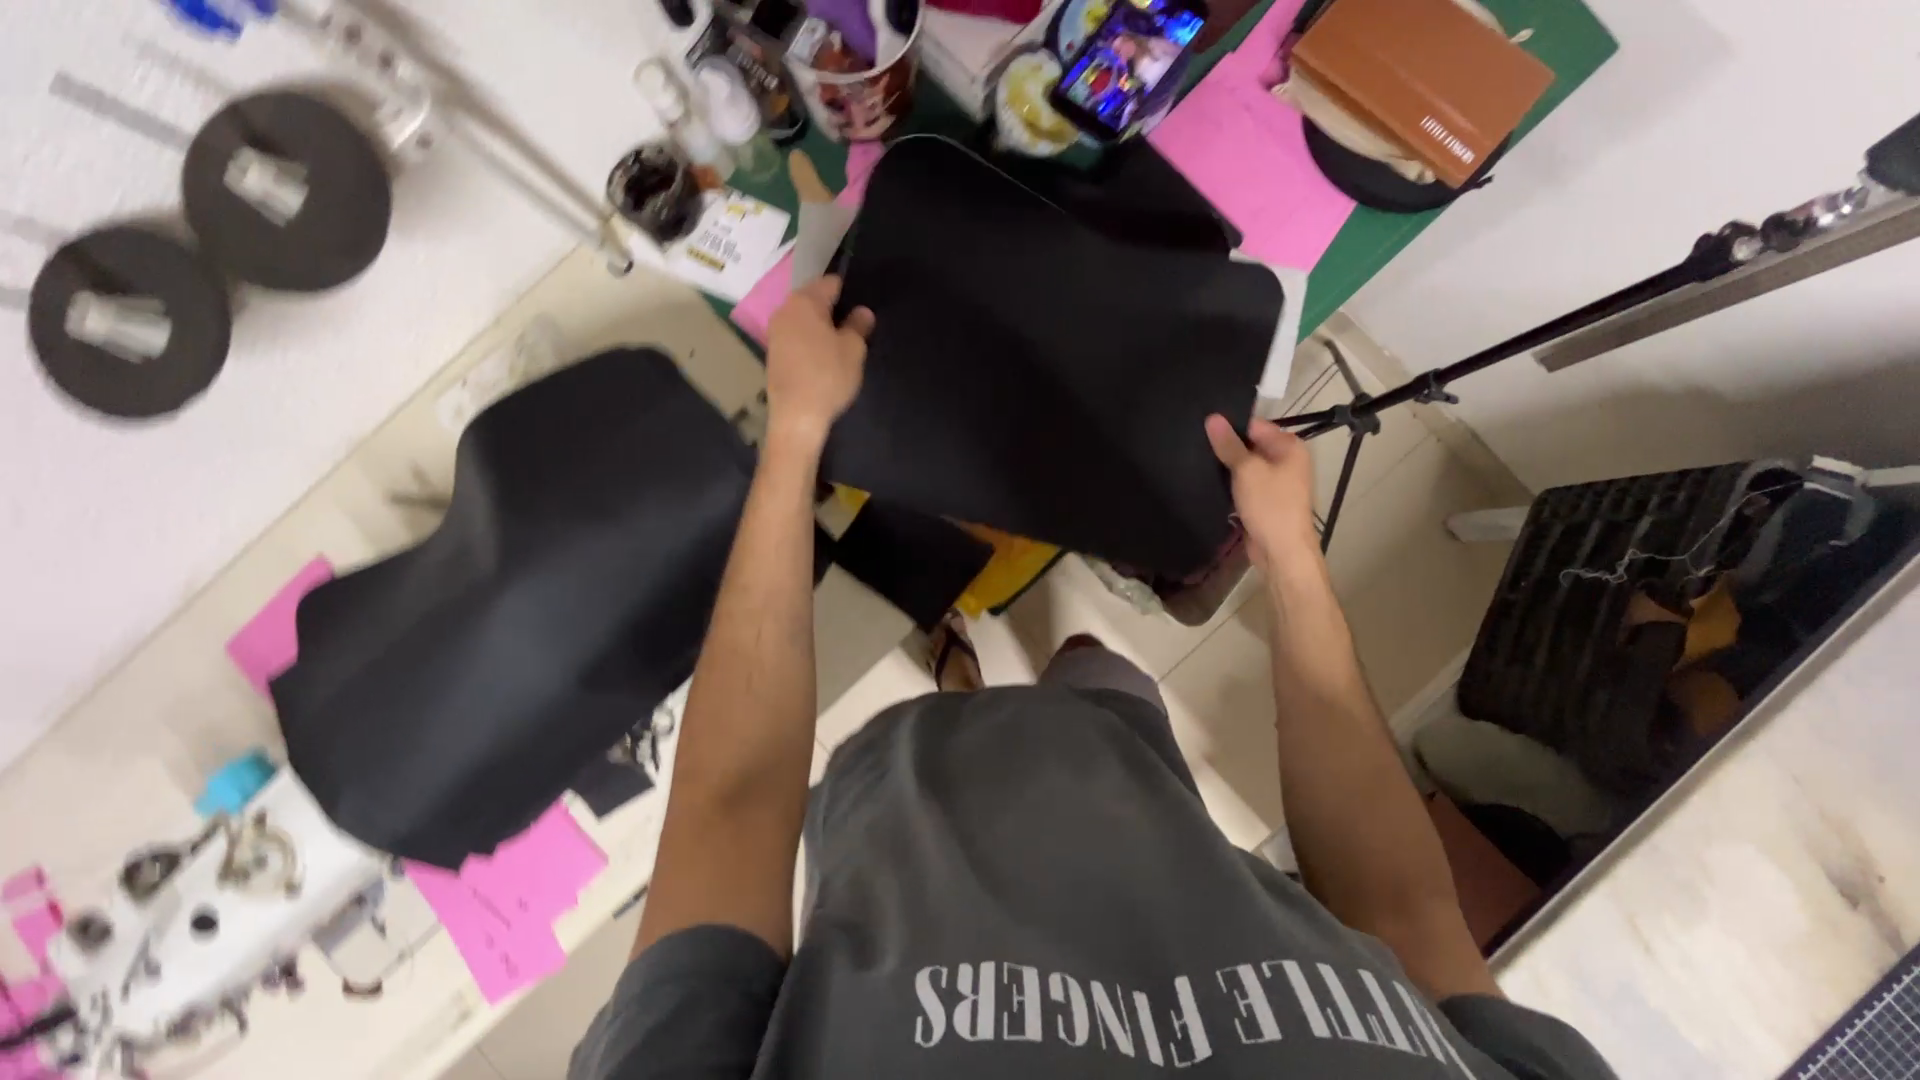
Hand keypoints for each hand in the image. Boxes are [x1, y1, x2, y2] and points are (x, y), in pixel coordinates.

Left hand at [765, 276, 874, 445]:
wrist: (797, 417)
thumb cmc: (828, 376)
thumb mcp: (853, 349)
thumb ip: (858, 325)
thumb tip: (862, 312)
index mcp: (804, 301)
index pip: (830, 283)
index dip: (850, 292)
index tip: (863, 308)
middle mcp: (784, 310)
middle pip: (814, 300)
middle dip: (834, 310)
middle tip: (856, 328)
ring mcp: (775, 332)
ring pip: (804, 320)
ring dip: (821, 327)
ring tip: (841, 345)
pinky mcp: (773, 353)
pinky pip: (796, 337)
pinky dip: (810, 342)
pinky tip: (824, 358)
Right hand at [1206, 414, 1318, 568]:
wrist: (1281, 551)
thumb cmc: (1270, 505)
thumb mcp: (1247, 470)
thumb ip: (1228, 444)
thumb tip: (1212, 417)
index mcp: (1289, 447)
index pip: (1255, 425)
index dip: (1229, 425)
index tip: (1202, 426)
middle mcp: (1285, 461)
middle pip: (1249, 445)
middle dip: (1226, 447)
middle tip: (1194, 444)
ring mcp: (1275, 482)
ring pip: (1244, 466)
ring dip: (1225, 467)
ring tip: (1196, 460)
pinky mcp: (1263, 500)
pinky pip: (1243, 484)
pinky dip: (1229, 484)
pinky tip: (1207, 481)